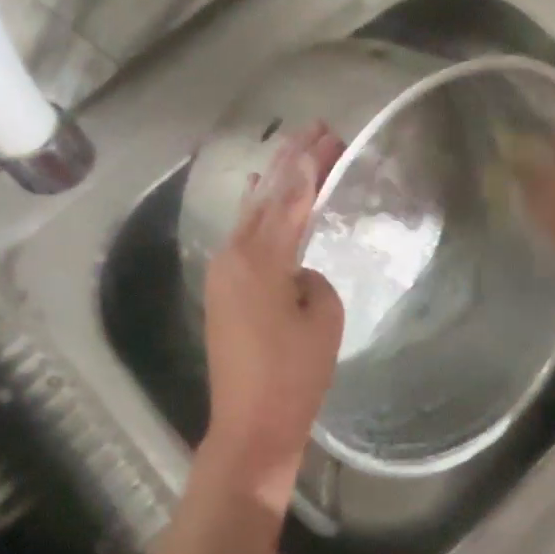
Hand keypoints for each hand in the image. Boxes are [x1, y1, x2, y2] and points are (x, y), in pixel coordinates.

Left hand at [201, 124, 345, 506]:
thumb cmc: (295, 374)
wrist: (251, 424)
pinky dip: (261, 210)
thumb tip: (298, 272)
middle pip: (267, 197)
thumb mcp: (324, 317)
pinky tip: (264, 197)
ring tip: (298, 152)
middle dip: (292, 161)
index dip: (312, 165)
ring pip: (253, 213)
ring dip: (277, 182)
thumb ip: (312, 278)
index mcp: (260, 258)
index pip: (291, 198)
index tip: (331, 135)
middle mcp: (234, 256)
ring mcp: (223, 273)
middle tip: (318, 129)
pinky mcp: (223, 291)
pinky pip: (245, 235)